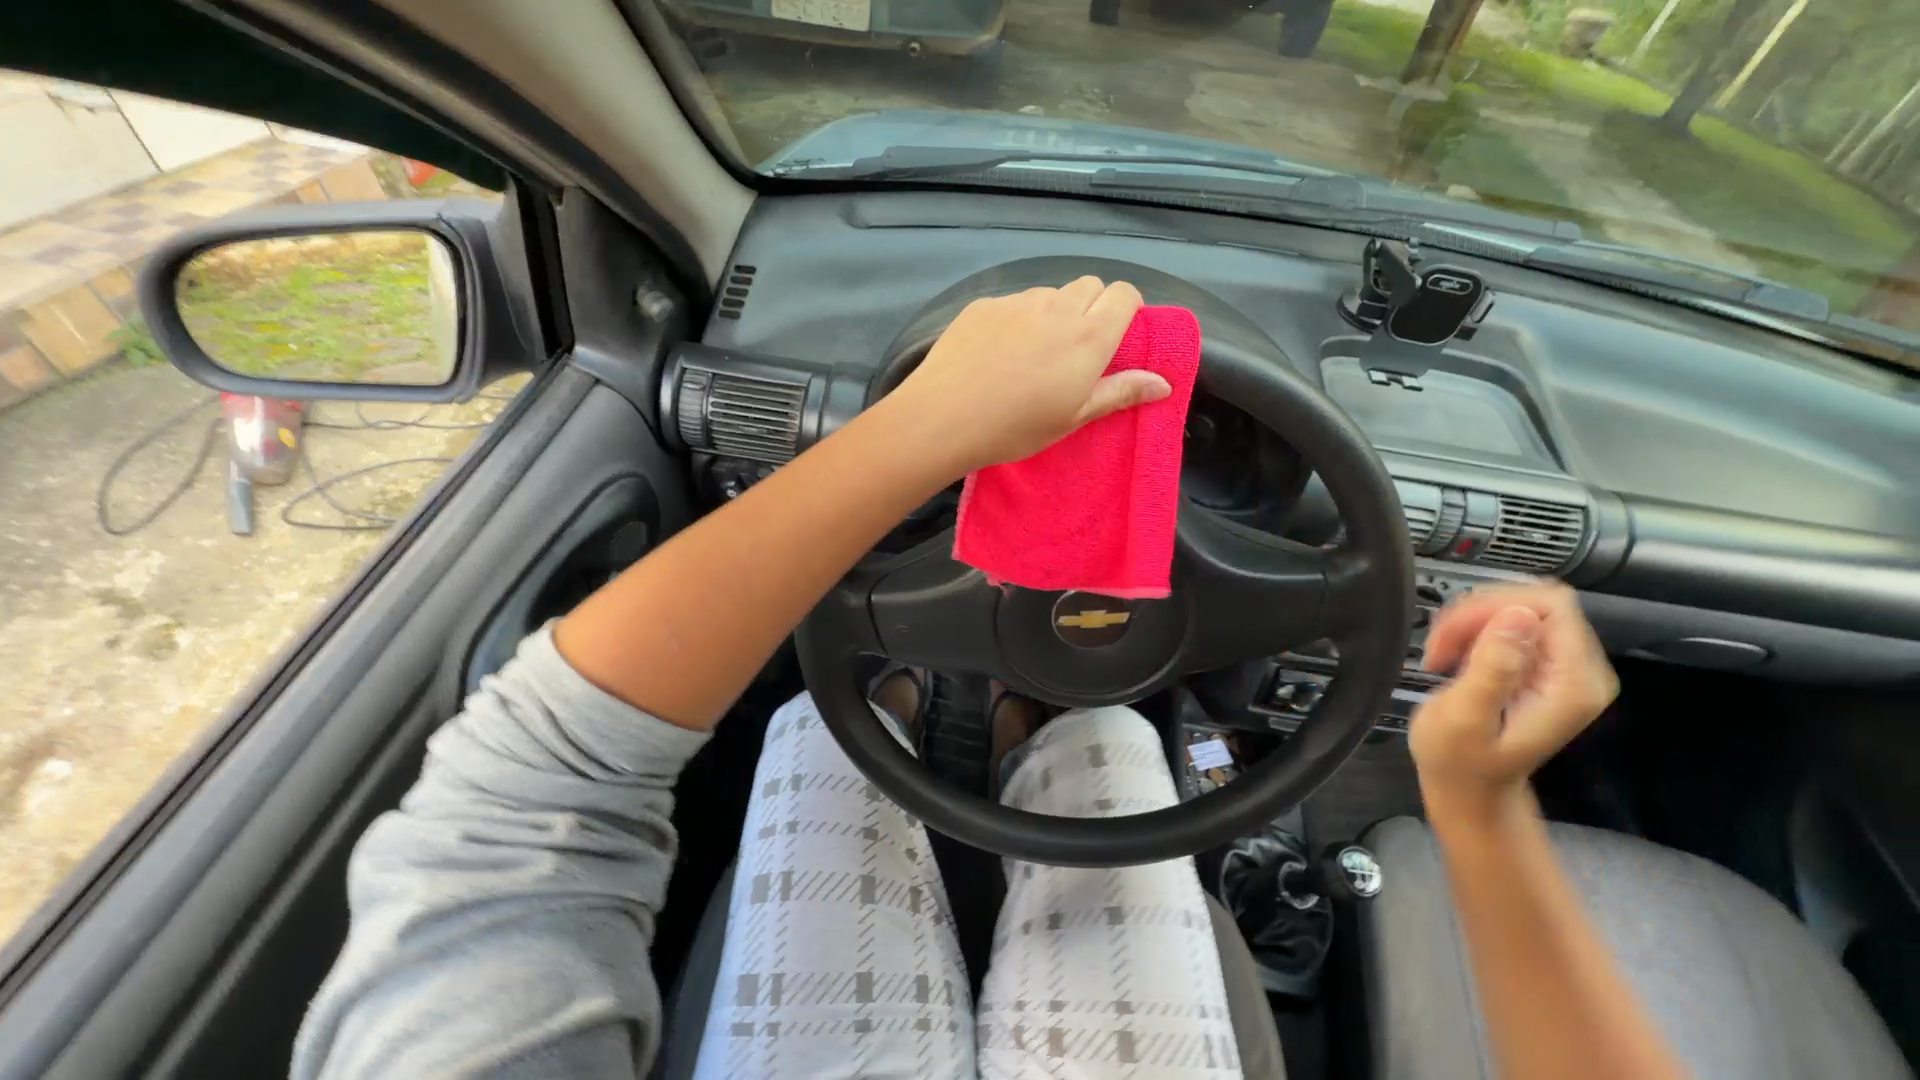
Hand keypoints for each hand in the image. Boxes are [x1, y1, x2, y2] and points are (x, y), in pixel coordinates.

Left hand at [884, 277, 1167, 473]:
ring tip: (1032, 354)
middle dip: (1092, 308)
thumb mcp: (1073, 417)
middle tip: (1075, 349)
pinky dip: (1017, 319)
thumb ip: (1120, 392)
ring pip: (1049, 293)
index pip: (1124, 293)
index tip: (1116, 337)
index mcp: (1088, 336)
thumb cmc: (1015, 426)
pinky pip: (1013, 302)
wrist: (942, 417)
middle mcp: (1057, 306)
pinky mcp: (983, 305)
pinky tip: (997, 353)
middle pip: (1090, 286)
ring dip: (1053, 313)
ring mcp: (1017, 301)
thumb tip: (1163, 382)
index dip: (1125, 310)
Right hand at [1409, 584, 1617, 818]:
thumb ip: (1494, 667)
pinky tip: (1455, 656)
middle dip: (1478, 615)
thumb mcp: (1465, 718)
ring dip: (1471, 623)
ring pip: (1520, 608)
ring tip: (1443, 655)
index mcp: (1573, 684)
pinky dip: (1475, 631)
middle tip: (1440, 648)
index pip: (1551, 607)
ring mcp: (1565, 668)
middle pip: (1536, 603)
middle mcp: (1582, 671)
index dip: (1494, 608)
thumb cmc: (1459, 762)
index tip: (1452, 636)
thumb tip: (1518, 615)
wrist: (1469, 789)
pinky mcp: (1544, 666)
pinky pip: (1513, 623)